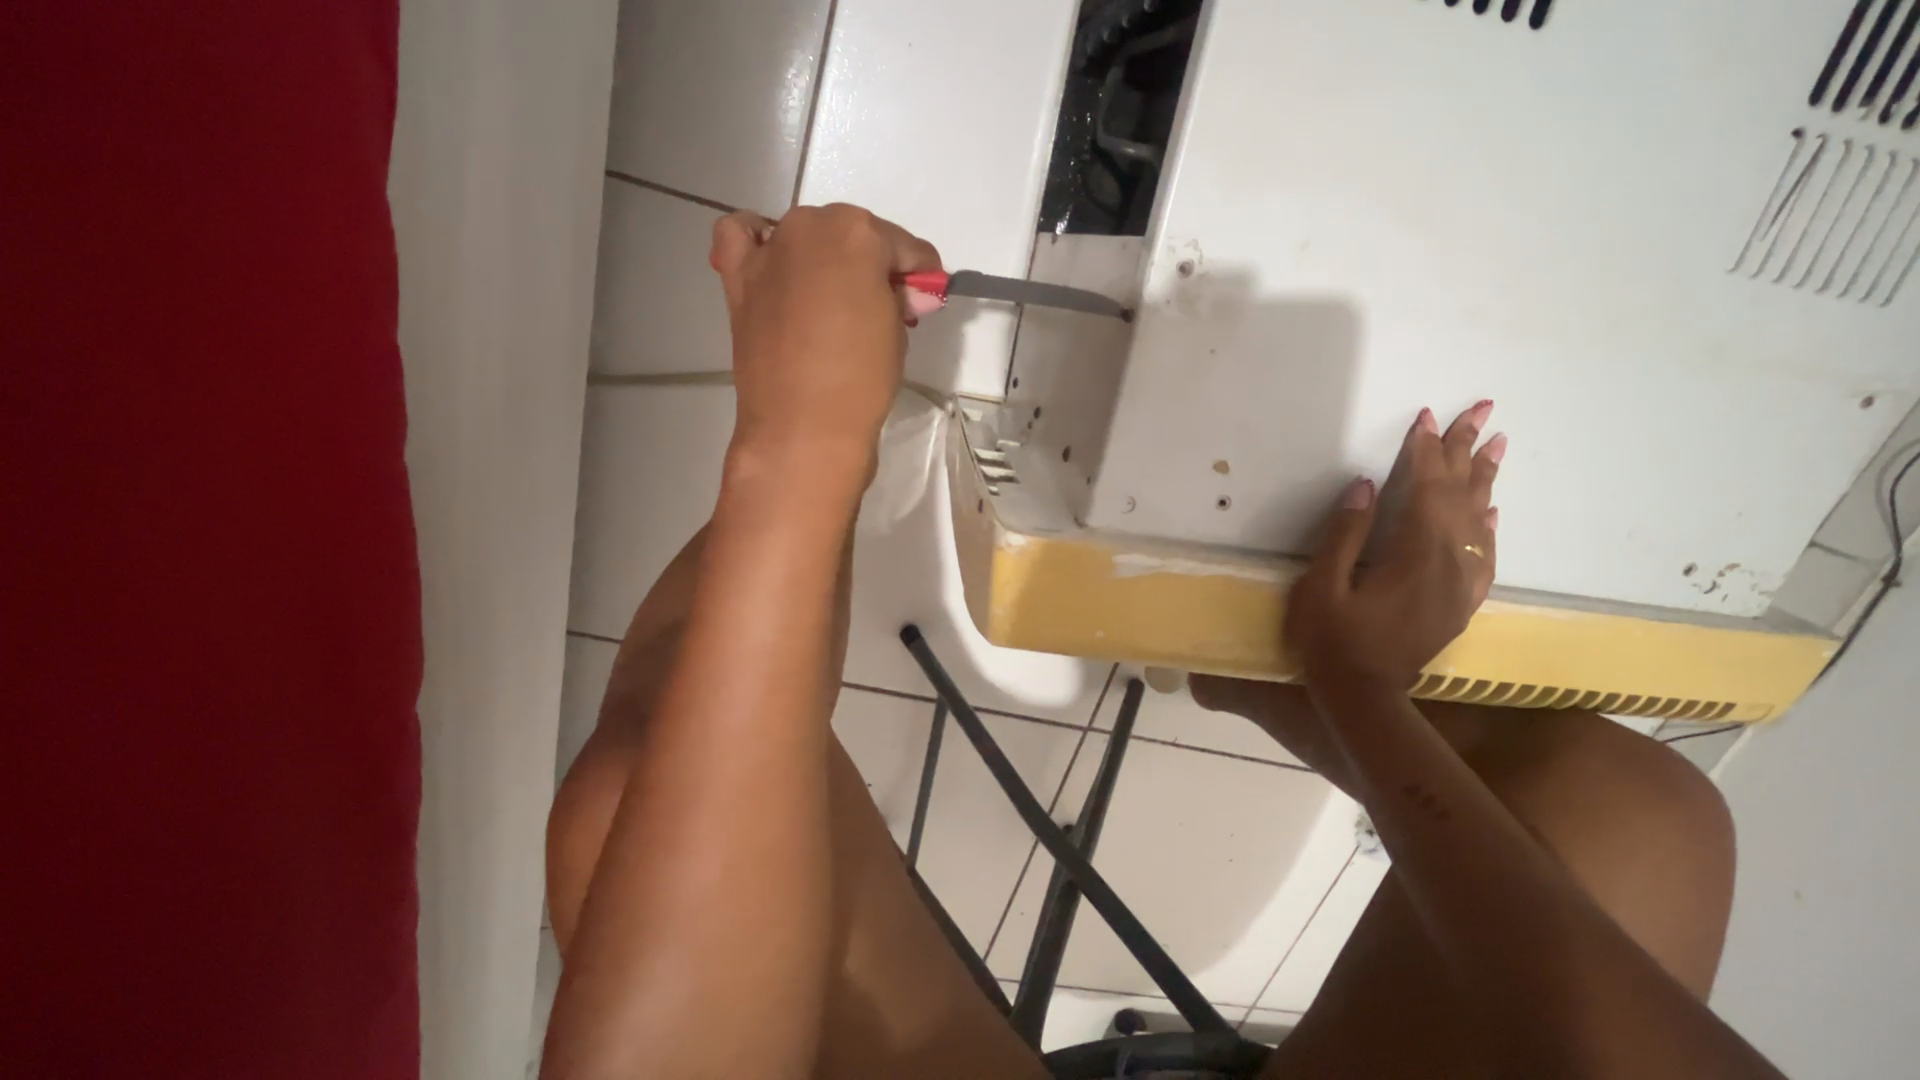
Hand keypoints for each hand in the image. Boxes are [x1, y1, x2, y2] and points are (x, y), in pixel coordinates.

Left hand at [708, 204, 942, 478]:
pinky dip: (758, 241)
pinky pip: (740, 236)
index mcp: (856, 234)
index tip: (924, 299)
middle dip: (873, 265)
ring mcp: (768, 251)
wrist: (804, 428)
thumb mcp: (898, 332)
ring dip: (825, 256)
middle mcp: (808, 227)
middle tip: (885, 309)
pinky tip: (776, 267)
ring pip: (805, 234)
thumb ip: (899, 298)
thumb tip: (905, 293)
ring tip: (836, 299)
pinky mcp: (738, 279)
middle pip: (852, 234)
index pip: (902, 245)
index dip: (919, 274)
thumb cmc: (861, 379)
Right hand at [1287, 403, 1505, 690]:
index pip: (1425, 489)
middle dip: (1467, 450)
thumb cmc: (1331, 641)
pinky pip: (1484, 554)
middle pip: (1461, 496)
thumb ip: (1346, 534)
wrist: (1364, 697)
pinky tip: (1491, 510)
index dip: (1425, 451)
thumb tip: (1366, 484)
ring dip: (1485, 480)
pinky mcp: (1460, 602)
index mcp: (1414, 555)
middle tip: (1482, 410)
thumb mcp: (1322, 586)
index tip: (1427, 416)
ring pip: (1478, 520)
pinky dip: (1488, 526)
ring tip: (1497, 444)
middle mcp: (1449, 564)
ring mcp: (1460, 585)